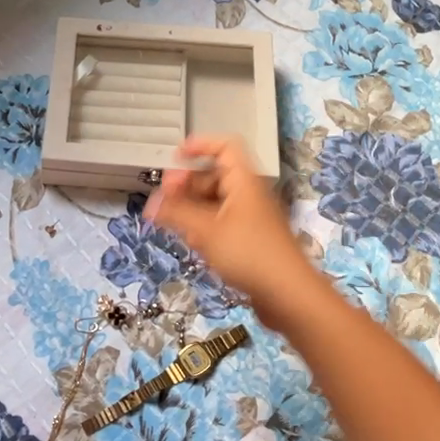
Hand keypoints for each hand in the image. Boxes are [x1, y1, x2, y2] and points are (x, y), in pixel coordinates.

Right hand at [143, 136, 329, 322]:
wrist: (288, 294)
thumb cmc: (248, 254)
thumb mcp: (206, 231)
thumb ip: (176, 213)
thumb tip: (151, 202)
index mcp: (243, 181)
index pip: (224, 147)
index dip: (200, 145)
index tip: (174, 157)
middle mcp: (248, 194)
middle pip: (215, 176)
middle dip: (187, 184)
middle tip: (165, 199)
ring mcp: (250, 218)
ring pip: (215, 202)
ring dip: (192, 208)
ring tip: (174, 224)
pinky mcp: (250, 240)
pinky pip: (221, 223)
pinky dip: (204, 227)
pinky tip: (193, 244)